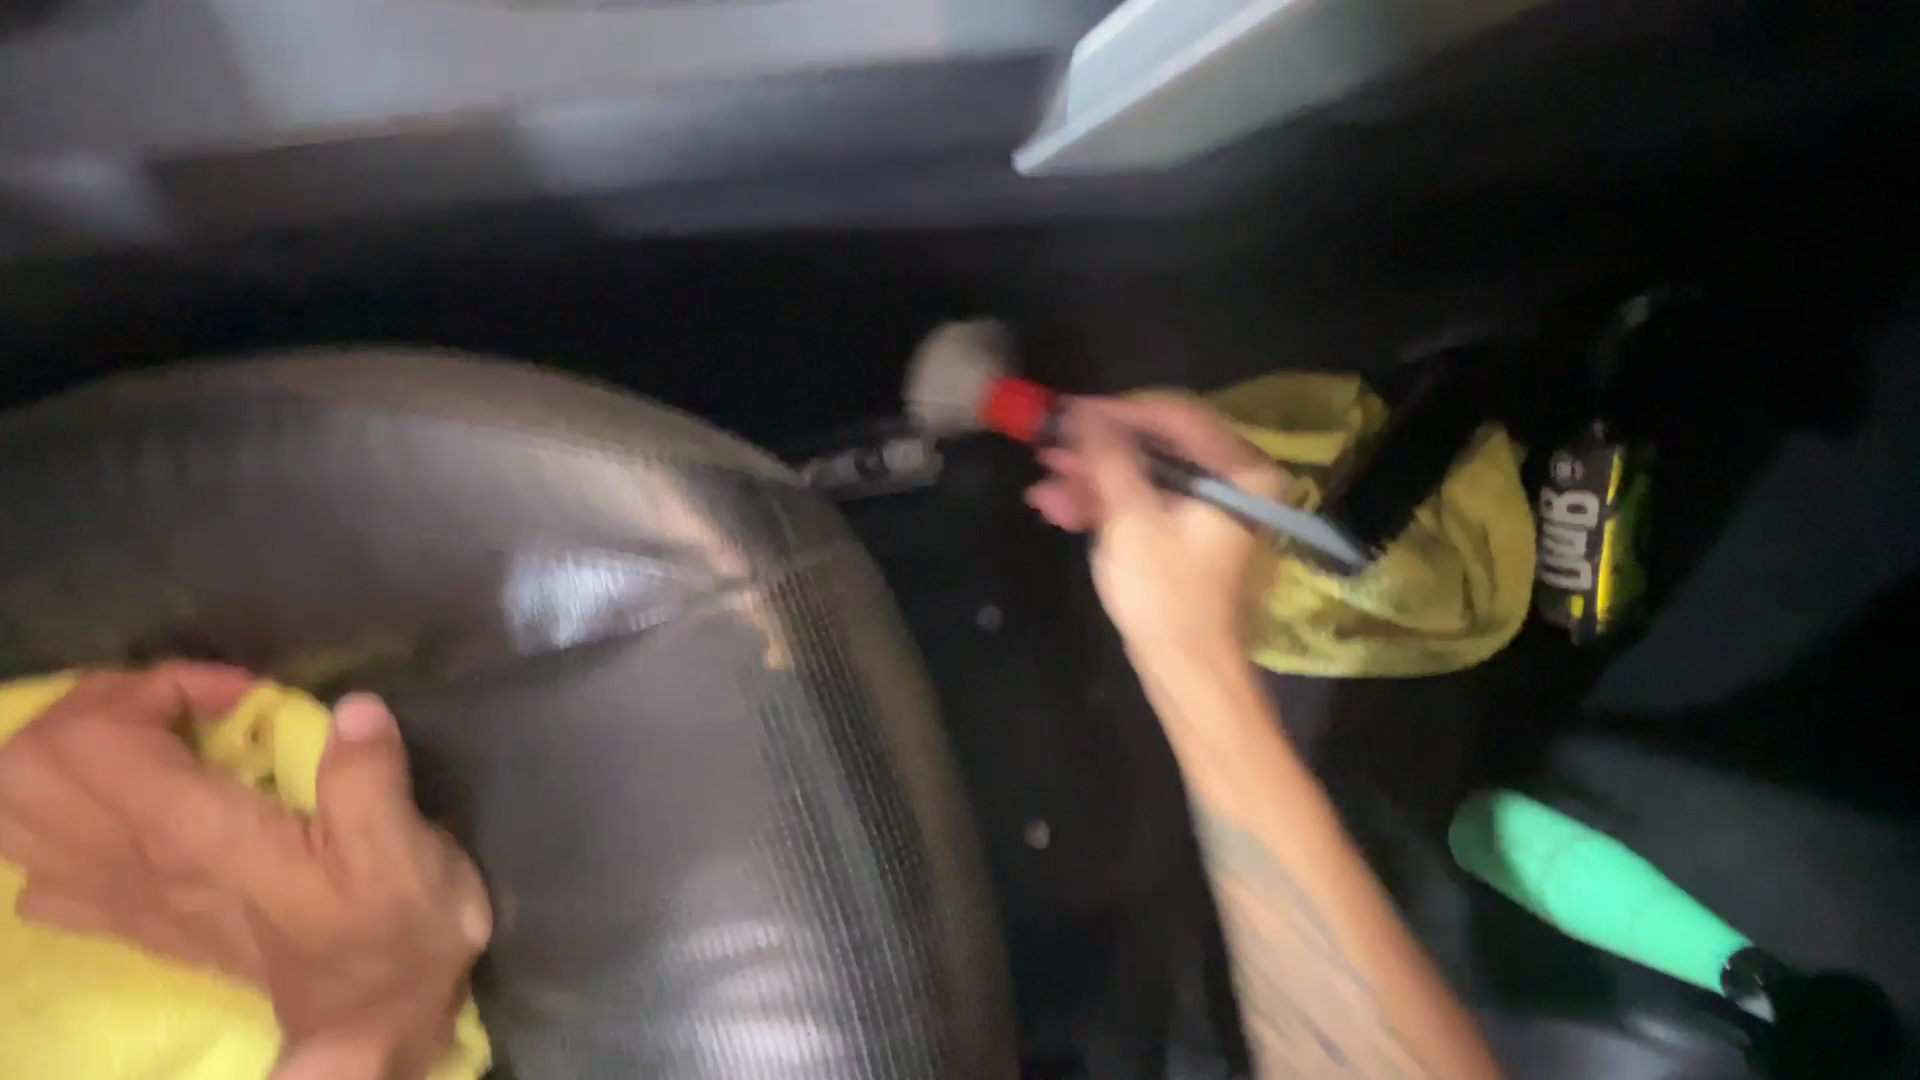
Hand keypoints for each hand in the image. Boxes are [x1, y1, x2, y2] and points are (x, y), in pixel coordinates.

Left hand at [0, 670, 489, 1079]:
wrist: (371, 1010)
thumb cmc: (395, 924)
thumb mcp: (403, 849)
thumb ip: (369, 777)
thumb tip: (355, 707)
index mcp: (195, 839)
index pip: (97, 740)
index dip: (163, 687)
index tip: (249, 693)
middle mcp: (130, 865)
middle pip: (27, 764)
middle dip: (103, 704)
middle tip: (197, 701)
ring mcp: (116, 897)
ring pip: (10, 808)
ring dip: (72, 749)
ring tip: (163, 732)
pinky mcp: (124, 914)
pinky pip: (33, 854)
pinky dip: (64, 808)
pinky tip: (140, 799)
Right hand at [1026, 397, 1287, 656]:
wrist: (1184, 669)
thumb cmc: (1165, 593)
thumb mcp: (1131, 518)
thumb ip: (1107, 457)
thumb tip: (1082, 412)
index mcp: (1236, 471)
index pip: (1174, 416)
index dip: (1116, 411)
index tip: (1068, 412)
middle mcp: (1227, 482)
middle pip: (1154, 448)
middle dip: (1095, 452)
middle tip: (1047, 448)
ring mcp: (1203, 511)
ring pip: (1140, 478)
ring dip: (1089, 481)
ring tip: (1041, 486)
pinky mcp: (1181, 536)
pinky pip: (1140, 506)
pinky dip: (1102, 506)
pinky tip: (1058, 507)